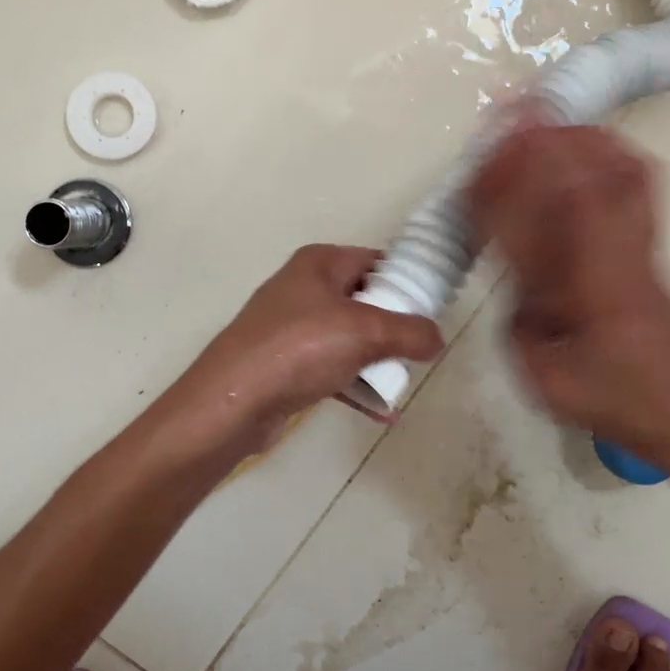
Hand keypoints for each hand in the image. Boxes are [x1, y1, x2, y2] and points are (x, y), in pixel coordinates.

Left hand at [165, 244, 443, 459]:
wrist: (233, 401)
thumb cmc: (300, 349)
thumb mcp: (367, 332)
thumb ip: (410, 332)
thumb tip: (436, 338)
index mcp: (319, 263)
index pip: (375, 260)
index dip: (407, 280)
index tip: (435, 306)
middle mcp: (303, 287)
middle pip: (363, 299)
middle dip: (394, 325)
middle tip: (420, 348)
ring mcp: (290, 327)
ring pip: (348, 337)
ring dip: (376, 359)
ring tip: (401, 382)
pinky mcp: (284, 364)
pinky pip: (330, 368)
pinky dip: (354, 384)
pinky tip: (380, 410)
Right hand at [469, 124, 669, 468]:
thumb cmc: (617, 400)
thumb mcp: (545, 375)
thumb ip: (522, 323)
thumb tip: (514, 282)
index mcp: (591, 286)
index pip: (543, 219)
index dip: (510, 183)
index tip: (481, 162)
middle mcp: (620, 252)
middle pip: (590, 175)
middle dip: (547, 139)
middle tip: (512, 115)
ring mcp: (644, 245)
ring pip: (622, 172)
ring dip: (580, 139)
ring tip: (545, 122)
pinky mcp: (653, 248)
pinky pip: (638, 185)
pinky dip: (610, 156)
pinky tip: (586, 152)